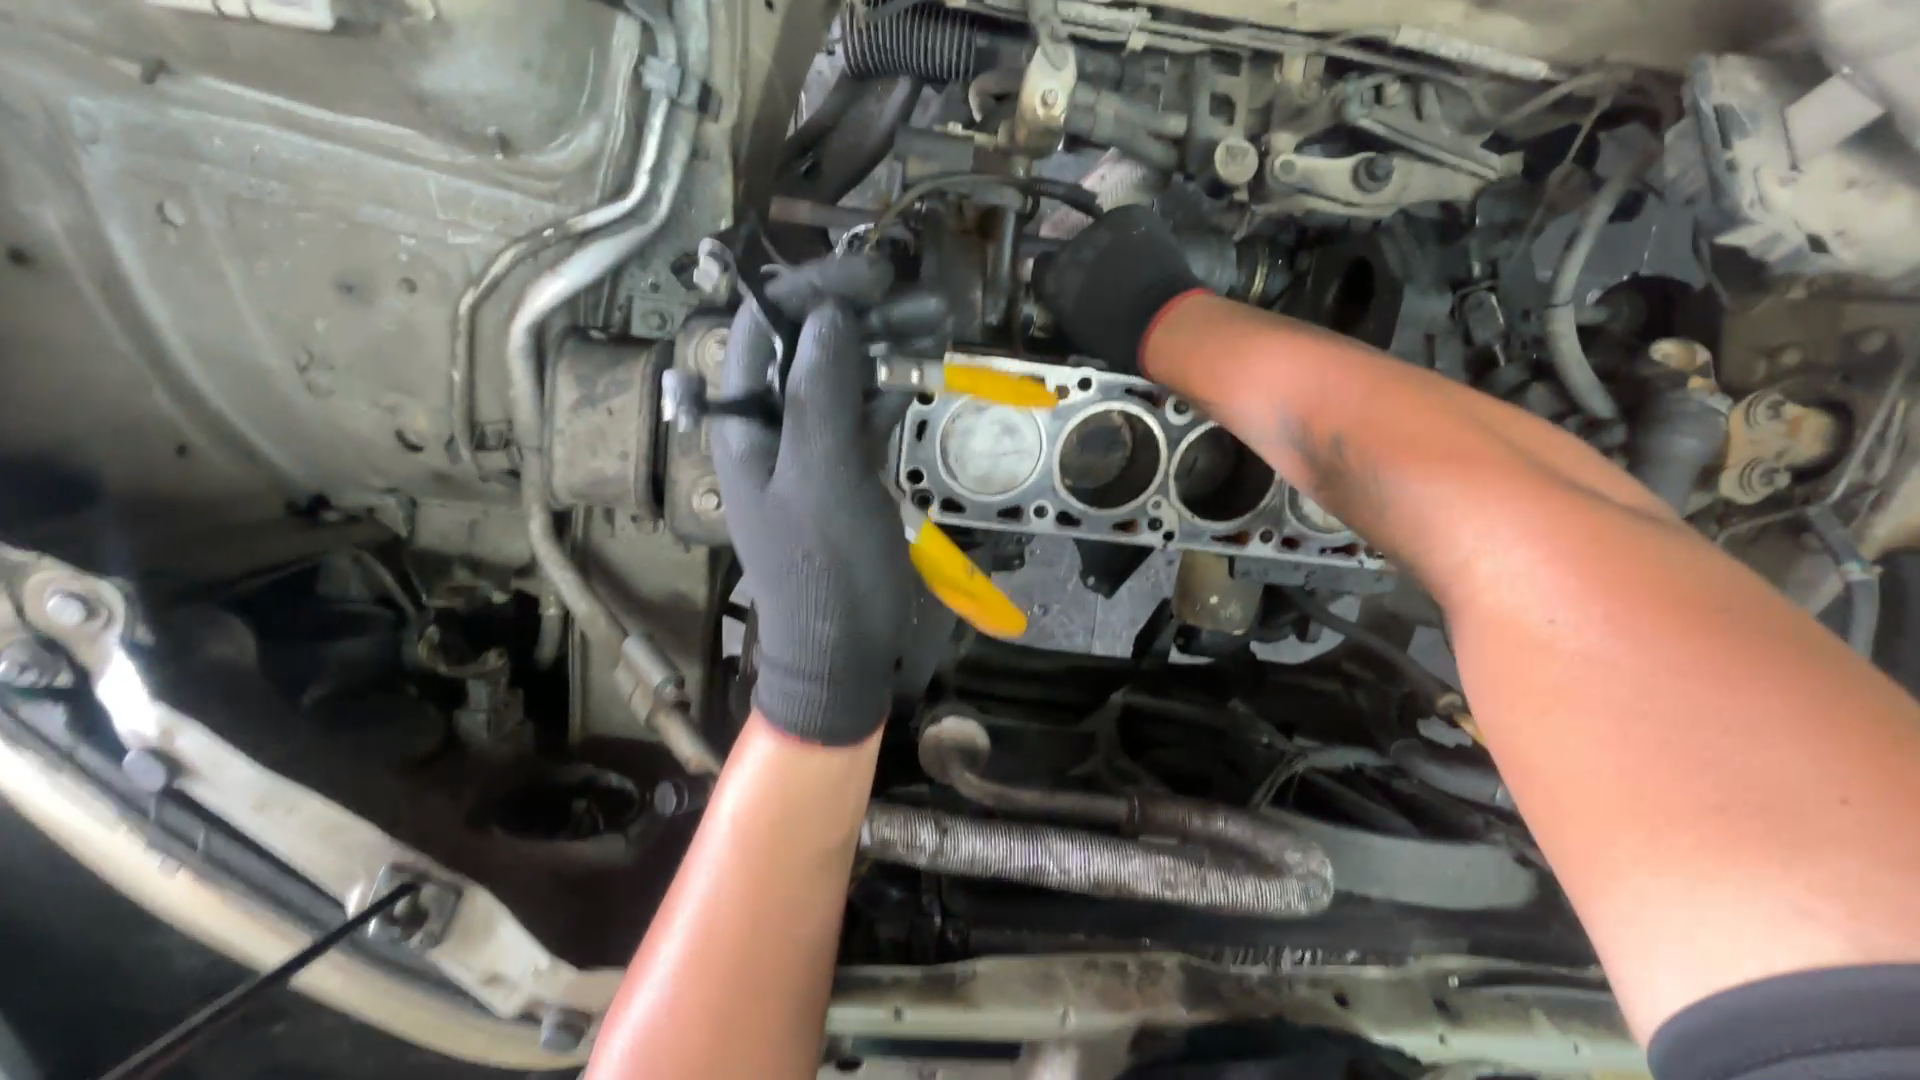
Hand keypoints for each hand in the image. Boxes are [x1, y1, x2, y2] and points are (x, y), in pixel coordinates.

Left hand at [709, 254, 921, 745]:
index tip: (870, 274)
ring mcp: (811, 441)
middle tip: (919, 295)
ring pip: (843, 370)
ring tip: (940, 320)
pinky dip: (894, 383)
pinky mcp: (845, 462)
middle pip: (808, 342)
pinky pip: (865, 406)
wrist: (842, 643)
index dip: (809, 288)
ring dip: (887, 343)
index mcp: (743, 421)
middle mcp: (772, 421)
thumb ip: (820, 392)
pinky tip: (927, 365)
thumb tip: (828, 314)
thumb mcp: (820, 476)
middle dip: (861, 313)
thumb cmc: (823, 565)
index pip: (761, 328)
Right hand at [1035, 204, 1206, 377]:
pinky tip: (1144, 250)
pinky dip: (1133, 234)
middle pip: (1071, 246)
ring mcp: (1101, 226)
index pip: (1042, 267)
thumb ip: (1066, 305)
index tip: (1070, 285)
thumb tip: (1068, 298)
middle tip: (1101, 276)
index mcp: (1052, 277)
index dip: (1057, 275)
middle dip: (1082, 258)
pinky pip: (1126, 223)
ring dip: (1107, 244)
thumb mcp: (1079, 328)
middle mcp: (1069, 246)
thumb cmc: (1119, 339)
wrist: (1163, 319)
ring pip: (1099, 232)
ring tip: (1126, 262)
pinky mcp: (1130, 214)